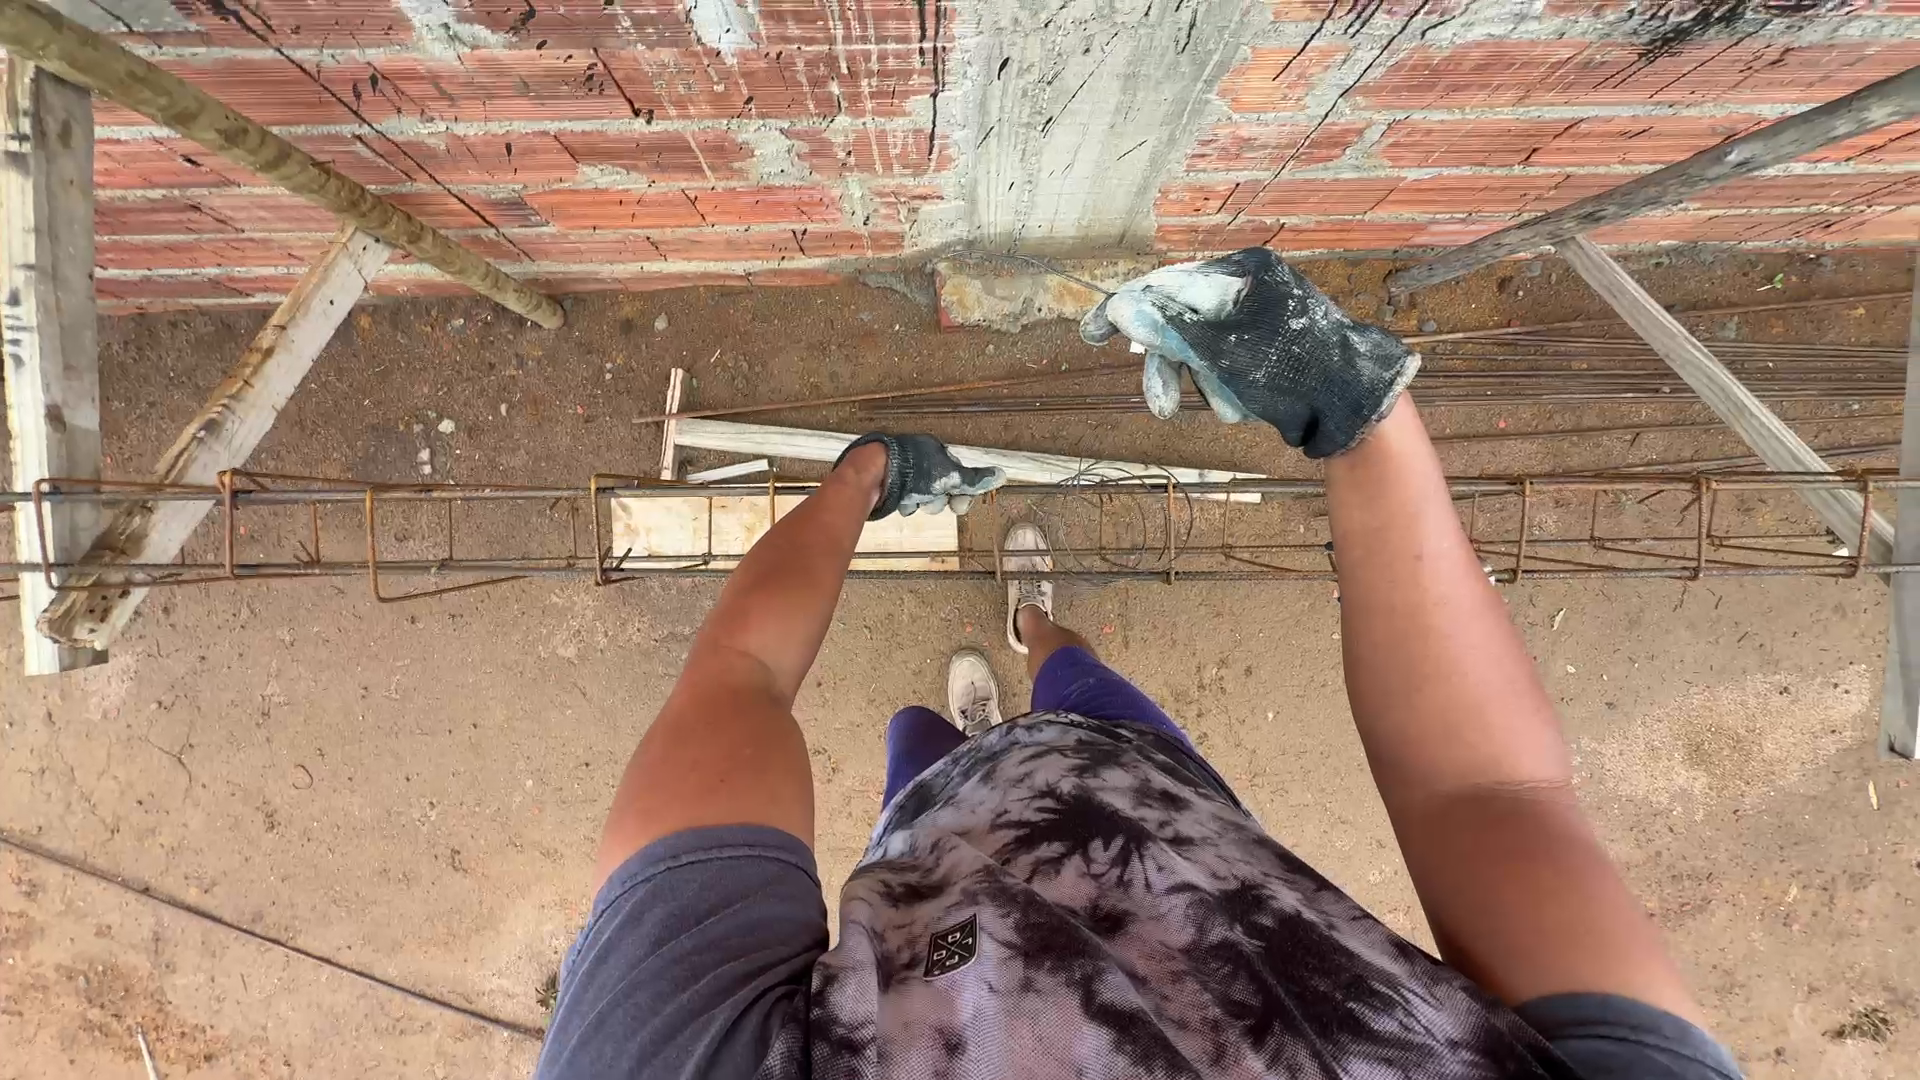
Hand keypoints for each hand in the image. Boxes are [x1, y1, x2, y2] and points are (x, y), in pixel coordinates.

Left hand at [835, 433, 1005, 518]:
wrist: (873, 474)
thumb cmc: (910, 469)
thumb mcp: (949, 477)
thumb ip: (974, 480)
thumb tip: (1000, 475)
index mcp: (936, 451)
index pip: (958, 474)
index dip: (961, 492)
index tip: (959, 506)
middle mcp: (921, 458)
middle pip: (940, 487)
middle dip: (938, 500)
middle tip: (932, 502)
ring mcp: (904, 471)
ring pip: (922, 495)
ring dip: (922, 503)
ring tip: (914, 502)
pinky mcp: (889, 483)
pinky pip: (905, 498)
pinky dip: (906, 504)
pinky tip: (901, 504)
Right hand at [1079, 247, 1419, 457]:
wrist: (1352, 404)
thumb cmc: (1294, 366)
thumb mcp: (1224, 347)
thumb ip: (1170, 327)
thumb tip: (1120, 306)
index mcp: (1239, 274)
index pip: (1166, 285)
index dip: (1124, 309)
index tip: (1091, 332)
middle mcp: (1243, 292)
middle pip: (1178, 327)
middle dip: (1173, 372)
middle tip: (1160, 408)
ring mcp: (1250, 324)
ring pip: (1198, 356)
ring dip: (1207, 388)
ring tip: (1234, 409)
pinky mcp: (1257, 354)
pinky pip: (1219, 371)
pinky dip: (1225, 392)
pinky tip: (1248, 406)